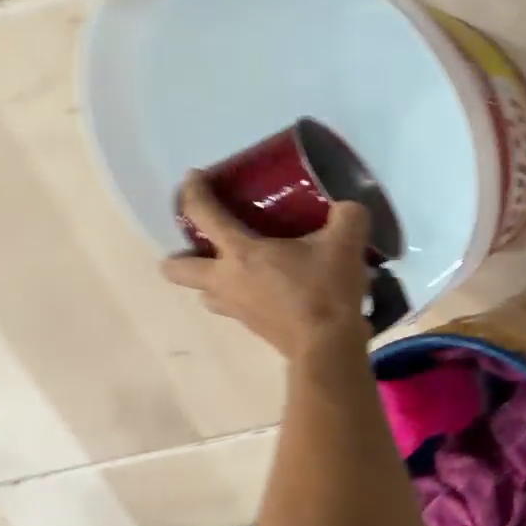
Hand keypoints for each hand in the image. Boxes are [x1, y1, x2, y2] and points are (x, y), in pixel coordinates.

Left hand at [161, 173, 371, 359]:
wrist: (329, 348)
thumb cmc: (326, 292)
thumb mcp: (345, 246)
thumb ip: (348, 219)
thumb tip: (348, 208)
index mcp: (239, 251)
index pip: (201, 212)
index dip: (193, 190)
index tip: (194, 177)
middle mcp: (226, 280)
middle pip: (177, 268)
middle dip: (182, 257)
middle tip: (209, 249)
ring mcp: (239, 309)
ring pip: (205, 296)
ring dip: (214, 285)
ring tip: (240, 277)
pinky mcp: (257, 332)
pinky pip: (239, 314)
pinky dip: (248, 304)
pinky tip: (274, 299)